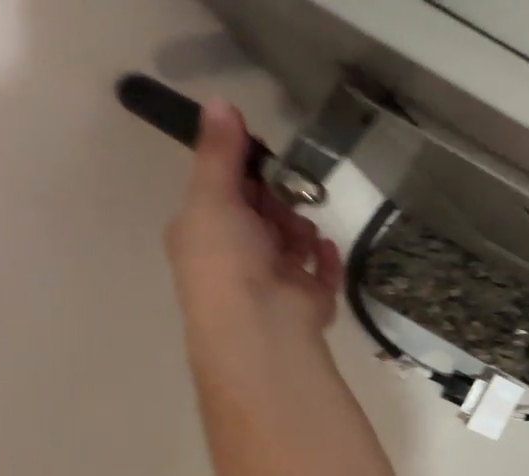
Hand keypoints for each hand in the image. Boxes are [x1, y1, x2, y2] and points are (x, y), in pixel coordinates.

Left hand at [165, 100, 340, 349]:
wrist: (260, 321)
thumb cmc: (225, 256)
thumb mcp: (213, 194)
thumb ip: (221, 152)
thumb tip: (221, 102)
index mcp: (203, 229)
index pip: (224, 191)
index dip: (244, 172)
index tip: (264, 156)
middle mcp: (236, 253)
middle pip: (261, 216)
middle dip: (277, 201)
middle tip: (290, 191)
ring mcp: (274, 278)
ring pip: (291, 243)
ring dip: (299, 229)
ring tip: (305, 226)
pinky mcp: (309, 298)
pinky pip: (320, 273)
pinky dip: (324, 258)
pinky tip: (326, 246)